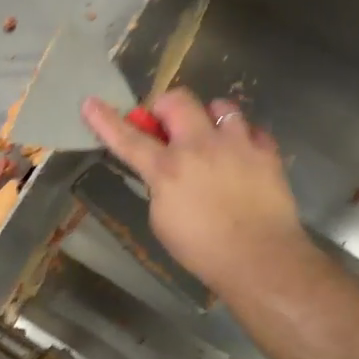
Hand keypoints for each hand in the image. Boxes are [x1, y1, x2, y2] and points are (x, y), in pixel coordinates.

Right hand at [81, 89, 311, 294]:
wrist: (258, 257)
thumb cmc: (201, 249)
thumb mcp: (163, 220)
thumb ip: (161, 187)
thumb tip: (167, 173)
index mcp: (168, 169)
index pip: (128, 139)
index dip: (106, 120)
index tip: (91, 103)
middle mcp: (201, 146)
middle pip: (178, 101)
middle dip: (166, 107)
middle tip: (168, 125)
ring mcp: (237, 144)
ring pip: (220, 106)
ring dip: (209, 118)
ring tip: (212, 139)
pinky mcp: (267, 151)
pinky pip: (252, 130)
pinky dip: (242, 139)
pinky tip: (242, 157)